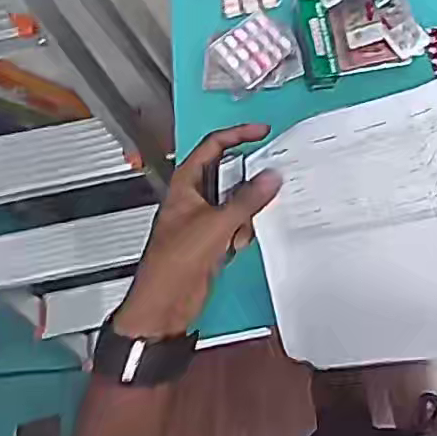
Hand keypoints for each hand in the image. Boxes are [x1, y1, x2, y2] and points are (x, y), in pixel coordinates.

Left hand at [113, 124, 282, 339]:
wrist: (166, 304)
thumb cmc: (175, 260)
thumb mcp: (216, 224)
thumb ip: (247, 199)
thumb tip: (270, 177)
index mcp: (185, 183)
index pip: (213, 146)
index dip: (237, 134)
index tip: (261, 131)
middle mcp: (194, 196)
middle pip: (229, 173)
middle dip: (247, 183)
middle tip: (267, 182)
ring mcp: (204, 217)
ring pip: (236, 200)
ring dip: (245, 212)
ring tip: (241, 228)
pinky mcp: (213, 237)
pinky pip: (237, 222)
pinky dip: (242, 230)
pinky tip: (236, 244)